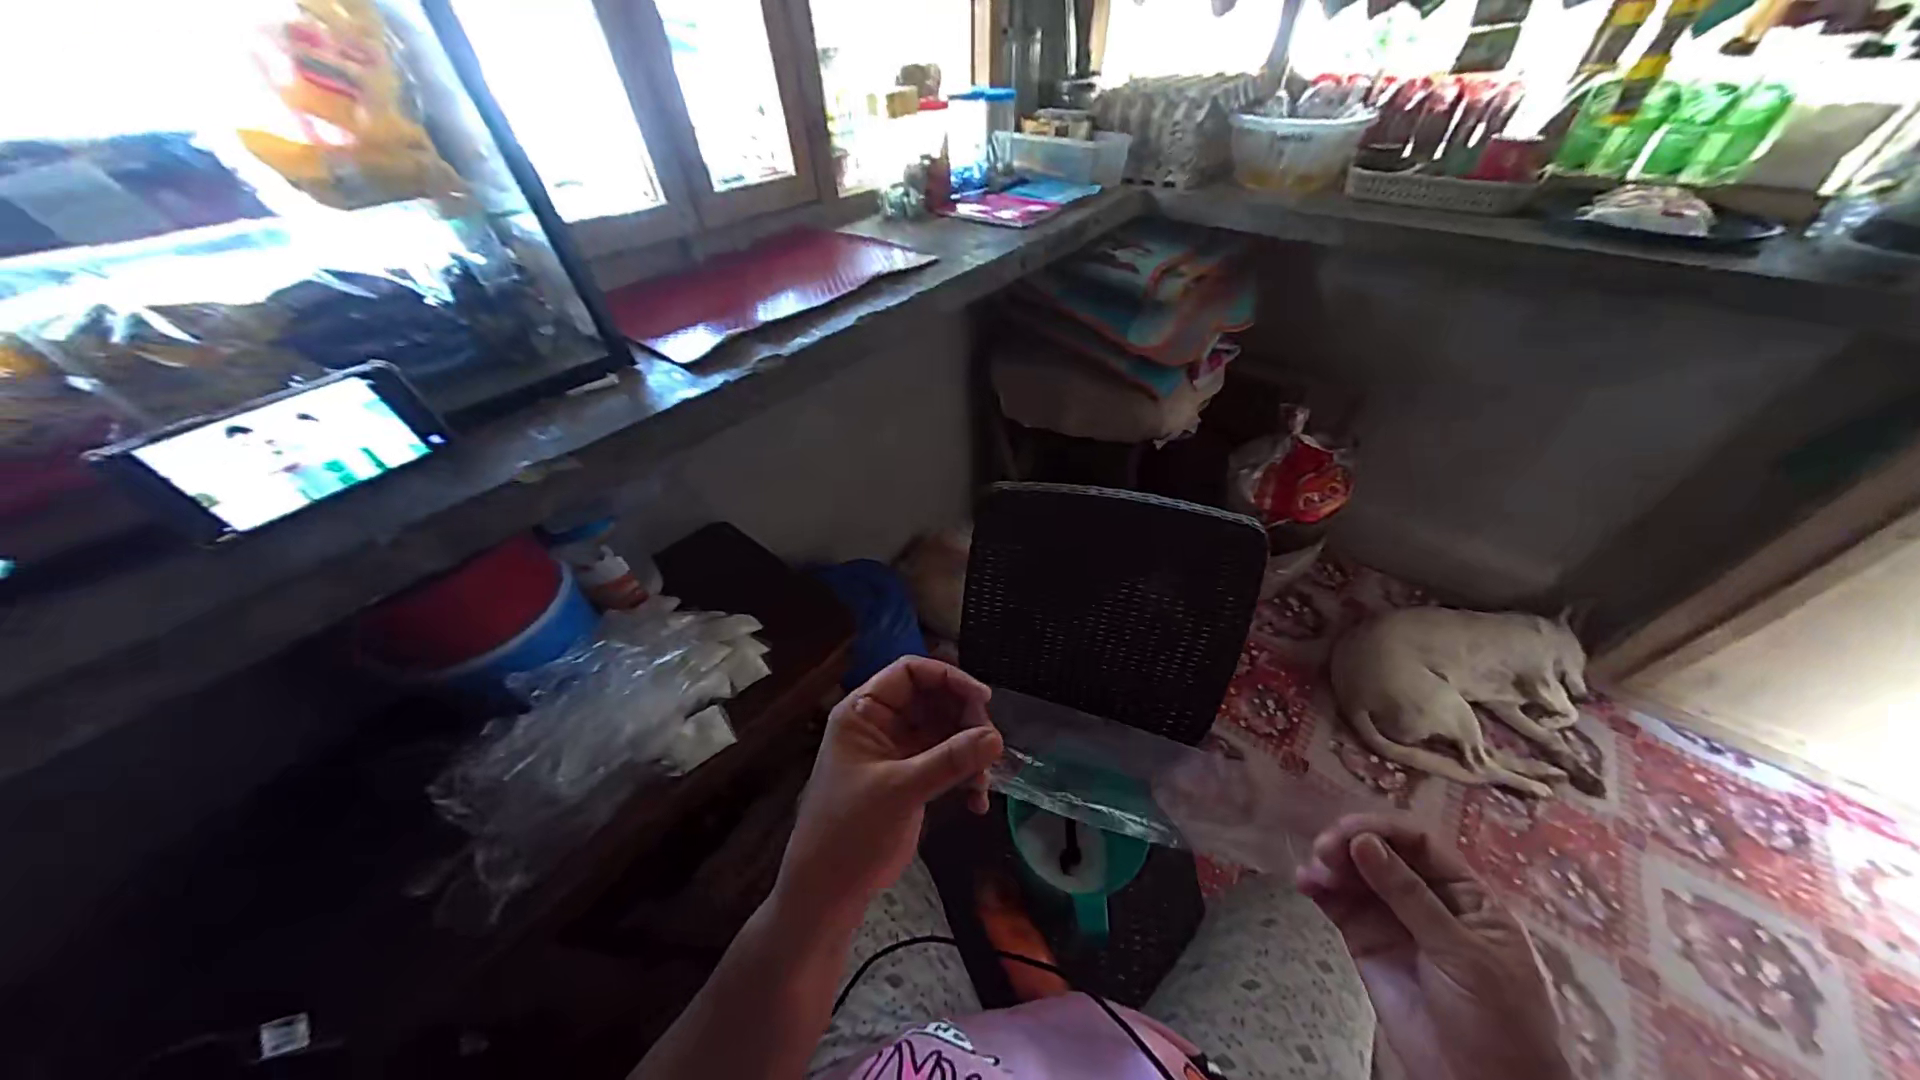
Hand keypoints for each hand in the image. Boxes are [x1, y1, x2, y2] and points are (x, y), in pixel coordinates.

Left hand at [775, 657, 1003, 921]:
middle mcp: (882, 724)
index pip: (910, 672)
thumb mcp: (900, 790)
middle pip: (935, 699)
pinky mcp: (911, 778)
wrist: (827, 892)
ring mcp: (898, 751)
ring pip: (946, 731)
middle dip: (966, 720)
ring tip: (982, 784)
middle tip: (989, 747)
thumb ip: (949, 760)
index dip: (948, 677)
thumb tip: (996, 738)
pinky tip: (976, 804)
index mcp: (864, 712)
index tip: (982, 699)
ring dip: (970, 752)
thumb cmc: (850, 832)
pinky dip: (964, 776)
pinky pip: (947, 761)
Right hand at [1294, 814, 1568, 1079]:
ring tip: (1313, 874)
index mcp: (1463, 895)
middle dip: (1349, 845)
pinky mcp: (1365, 939)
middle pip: (1380, 853)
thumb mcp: (1462, 956)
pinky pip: (1338, 903)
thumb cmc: (1497, 1021)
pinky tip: (1304, 884)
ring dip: (1329, 865)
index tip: (1347, 830)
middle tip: (1323, 852)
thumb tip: (1362, 841)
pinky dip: (1318, 888)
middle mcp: (1424, 898)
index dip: (1382, 830)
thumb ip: (1410, 897)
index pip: (1418, 844)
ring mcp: (1392, 919)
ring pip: (1354, 874)